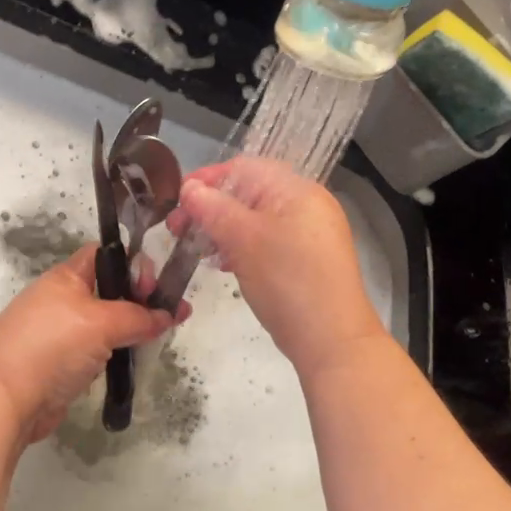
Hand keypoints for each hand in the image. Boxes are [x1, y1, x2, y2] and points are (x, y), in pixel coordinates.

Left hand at [0, 246, 187, 442]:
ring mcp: (60, 334)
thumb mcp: (101, 323)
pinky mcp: (62, 365)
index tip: (153, 286)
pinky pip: (97, 351)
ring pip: (105, 323)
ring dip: (131, 328)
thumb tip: (168, 316)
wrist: (5, 399)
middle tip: (167, 314)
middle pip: (108, 289)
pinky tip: (135, 360)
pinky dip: (117, 353)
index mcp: (66, 278)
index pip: (104, 255)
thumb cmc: (52, 346)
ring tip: (159, 338)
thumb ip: (137, 317)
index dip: (132, 263)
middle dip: (139, 298)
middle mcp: (62, 300)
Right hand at [170, 157, 386, 376]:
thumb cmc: (288, 281)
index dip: (206, 179)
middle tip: (178, 230)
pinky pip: (268, 241)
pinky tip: (225, 265)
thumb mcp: (244, 240)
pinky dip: (243, 247)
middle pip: (249, 193)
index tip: (176, 201)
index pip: (244, 168)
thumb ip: (214, 209)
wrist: (333, 341)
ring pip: (256, 219)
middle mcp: (307, 204)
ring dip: (224, 229)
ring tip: (199, 251)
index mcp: (296, 189)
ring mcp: (310, 233)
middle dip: (211, 208)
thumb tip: (189, 188)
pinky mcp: (308, 260)